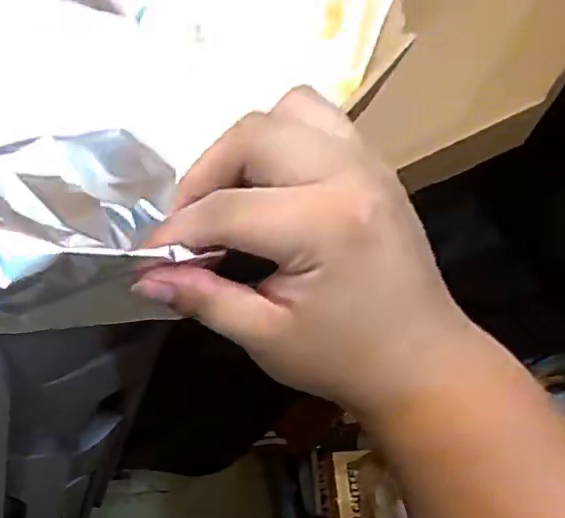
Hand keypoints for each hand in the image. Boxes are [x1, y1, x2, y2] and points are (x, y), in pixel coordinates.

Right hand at [136, 88, 494, 418]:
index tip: (146, 258)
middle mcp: (348, 174)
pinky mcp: (373, 166)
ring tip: (223, 201)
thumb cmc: (340, 358)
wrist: (418, 360)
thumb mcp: (264, 337)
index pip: (226, 208)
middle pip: (254, 133)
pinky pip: (316, 124)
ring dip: (242, 149)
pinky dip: (277, 145)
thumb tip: (148, 279)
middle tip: (184, 227)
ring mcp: (367, 161)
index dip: (175, 231)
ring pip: (288, 111)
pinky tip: (262, 193)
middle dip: (202, 176)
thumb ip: (204, 299)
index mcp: (323, 224)